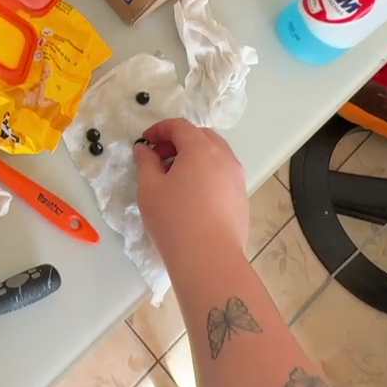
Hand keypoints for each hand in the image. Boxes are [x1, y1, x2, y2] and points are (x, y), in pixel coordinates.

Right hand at [134, 117, 249, 269]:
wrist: (209, 259)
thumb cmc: (174, 219)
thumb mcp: (149, 188)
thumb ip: (146, 162)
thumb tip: (144, 150)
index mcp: (200, 149)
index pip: (179, 126)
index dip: (159, 130)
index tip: (145, 142)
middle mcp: (224, 158)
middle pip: (201, 136)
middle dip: (179, 140)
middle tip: (160, 157)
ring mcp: (237, 178)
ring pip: (216, 154)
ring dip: (195, 156)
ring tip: (176, 177)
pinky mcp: (242, 198)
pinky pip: (223, 173)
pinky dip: (207, 172)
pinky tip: (192, 195)